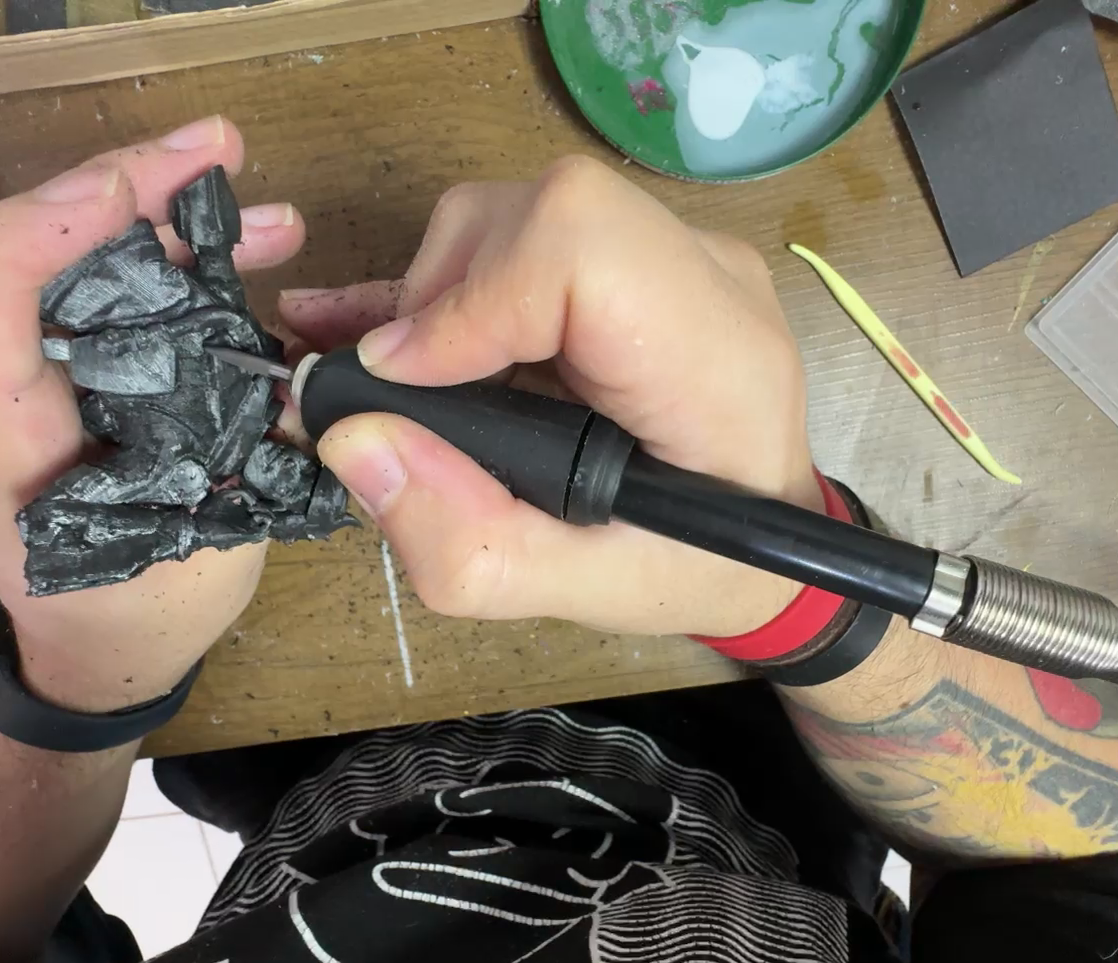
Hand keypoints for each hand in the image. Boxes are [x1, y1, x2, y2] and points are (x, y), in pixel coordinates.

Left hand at [0, 117, 305, 711]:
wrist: (97, 651)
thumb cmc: (133, 613)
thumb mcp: (186, 546)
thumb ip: (224, 457)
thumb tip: (290, 376)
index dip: (63, 217)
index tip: (152, 182)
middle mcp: (6, 386)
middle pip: (45, 251)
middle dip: (135, 189)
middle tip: (223, 151)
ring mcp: (48, 382)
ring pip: (94, 272)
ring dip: (178, 231)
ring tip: (274, 218)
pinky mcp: (90, 386)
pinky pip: (128, 311)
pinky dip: (188, 280)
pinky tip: (254, 270)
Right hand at [283, 156, 822, 638]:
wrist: (763, 531)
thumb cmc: (695, 570)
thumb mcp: (582, 592)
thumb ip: (471, 545)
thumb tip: (354, 440)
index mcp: (713, 360)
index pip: (578, 245)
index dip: (469, 301)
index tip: (401, 381)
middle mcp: (704, 280)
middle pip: (536, 215)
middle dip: (439, 300)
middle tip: (411, 395)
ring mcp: (677, 258)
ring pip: (519, 216)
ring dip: (444, 298)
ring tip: (430, 385)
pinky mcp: (643, 261)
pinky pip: (535, 237)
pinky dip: (458, 287)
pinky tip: (399, 336)